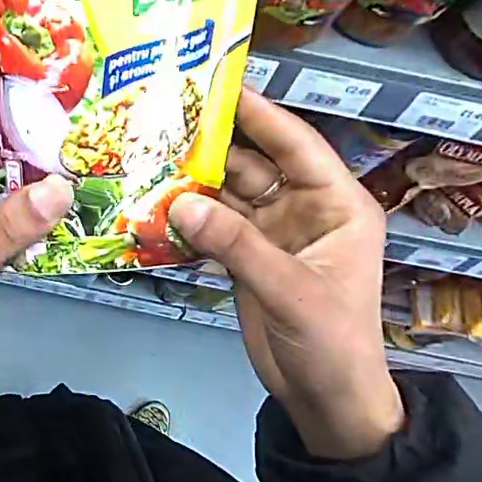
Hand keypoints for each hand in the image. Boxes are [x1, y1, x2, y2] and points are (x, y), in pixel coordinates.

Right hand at [170, 90, 403, 458]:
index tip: (218, 83)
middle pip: (253, 164)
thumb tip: (179, 202)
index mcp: (335, 203)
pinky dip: (187, 219)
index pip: (296, 145)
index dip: (260, 112)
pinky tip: (154, 206)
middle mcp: (302, 208)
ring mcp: (271, 233)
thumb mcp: (291, 290)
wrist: (325, 399)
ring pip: (227, 195)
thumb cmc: (331, 341)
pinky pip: (213, 226)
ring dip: (192, 182)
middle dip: (212, 145)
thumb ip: (236, 244)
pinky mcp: (246, 257)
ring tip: (147, 159)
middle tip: (163, 120)